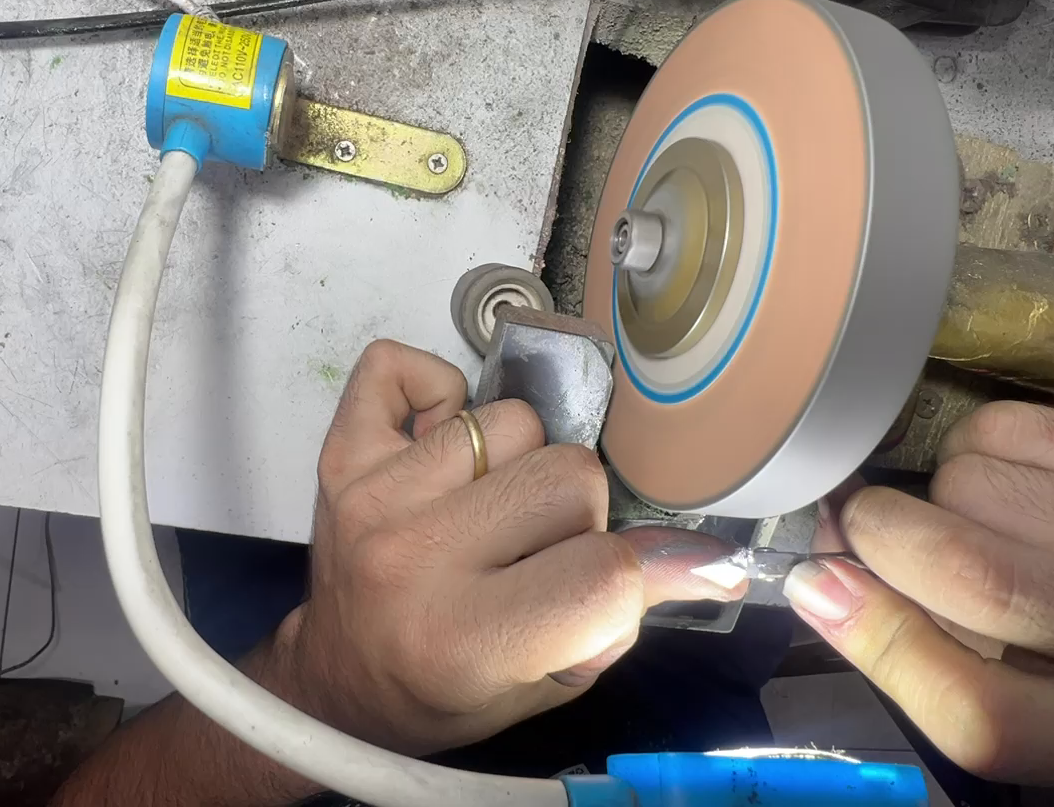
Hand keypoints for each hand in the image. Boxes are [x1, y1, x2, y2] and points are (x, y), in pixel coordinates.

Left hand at [252, 340, 743, 756]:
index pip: (605, 572)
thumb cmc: (448, 688)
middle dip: (572, 510)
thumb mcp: (548, 681)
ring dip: (516, 458)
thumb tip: (713, 558)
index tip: (590, 585)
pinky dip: (434, 392)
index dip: (618, 575)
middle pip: (567, 473)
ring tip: (484, 503)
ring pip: (509, 419)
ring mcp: (371, 495)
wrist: (342, 675)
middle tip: (535, 544)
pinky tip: (435, 444)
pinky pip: (399, 365)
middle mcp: (411, 558)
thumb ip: (623, 616)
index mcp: (463, 639)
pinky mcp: (340, 451)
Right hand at [786, 402, 1053, 789]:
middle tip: (888, 539)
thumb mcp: (1006, 710)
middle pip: (967, 565)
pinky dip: (974, 448)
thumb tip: (813, 579)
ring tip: (976, 522)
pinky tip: (1009, 484)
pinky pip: (1001, 425)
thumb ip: (902, 655)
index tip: (820, 583)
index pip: (976, 706)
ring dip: (939, 493)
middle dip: (886, 533)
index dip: (874, 636)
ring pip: (969, 478)